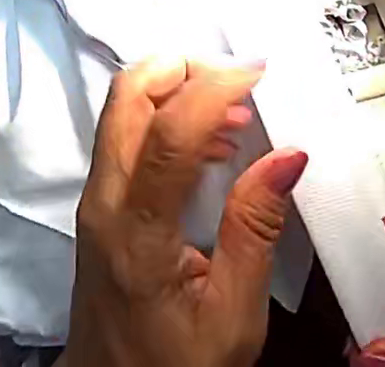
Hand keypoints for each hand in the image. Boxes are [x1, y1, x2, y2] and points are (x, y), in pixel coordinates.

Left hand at [58, 57, 309, 366]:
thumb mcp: (231, 318)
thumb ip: (255, 231)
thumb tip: (287, 158)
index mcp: (136, 234)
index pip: (168, 136)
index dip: (213, 92)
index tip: (256, 74)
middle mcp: (104, 199)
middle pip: (127, 95)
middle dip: (183, 67)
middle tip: (238, 77)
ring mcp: (96, 192)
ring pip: (124, 103)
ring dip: (177, 85)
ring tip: (235, 107)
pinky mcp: (102, 193)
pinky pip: (129, 128)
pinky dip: (168, 110)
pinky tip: (212, 135)